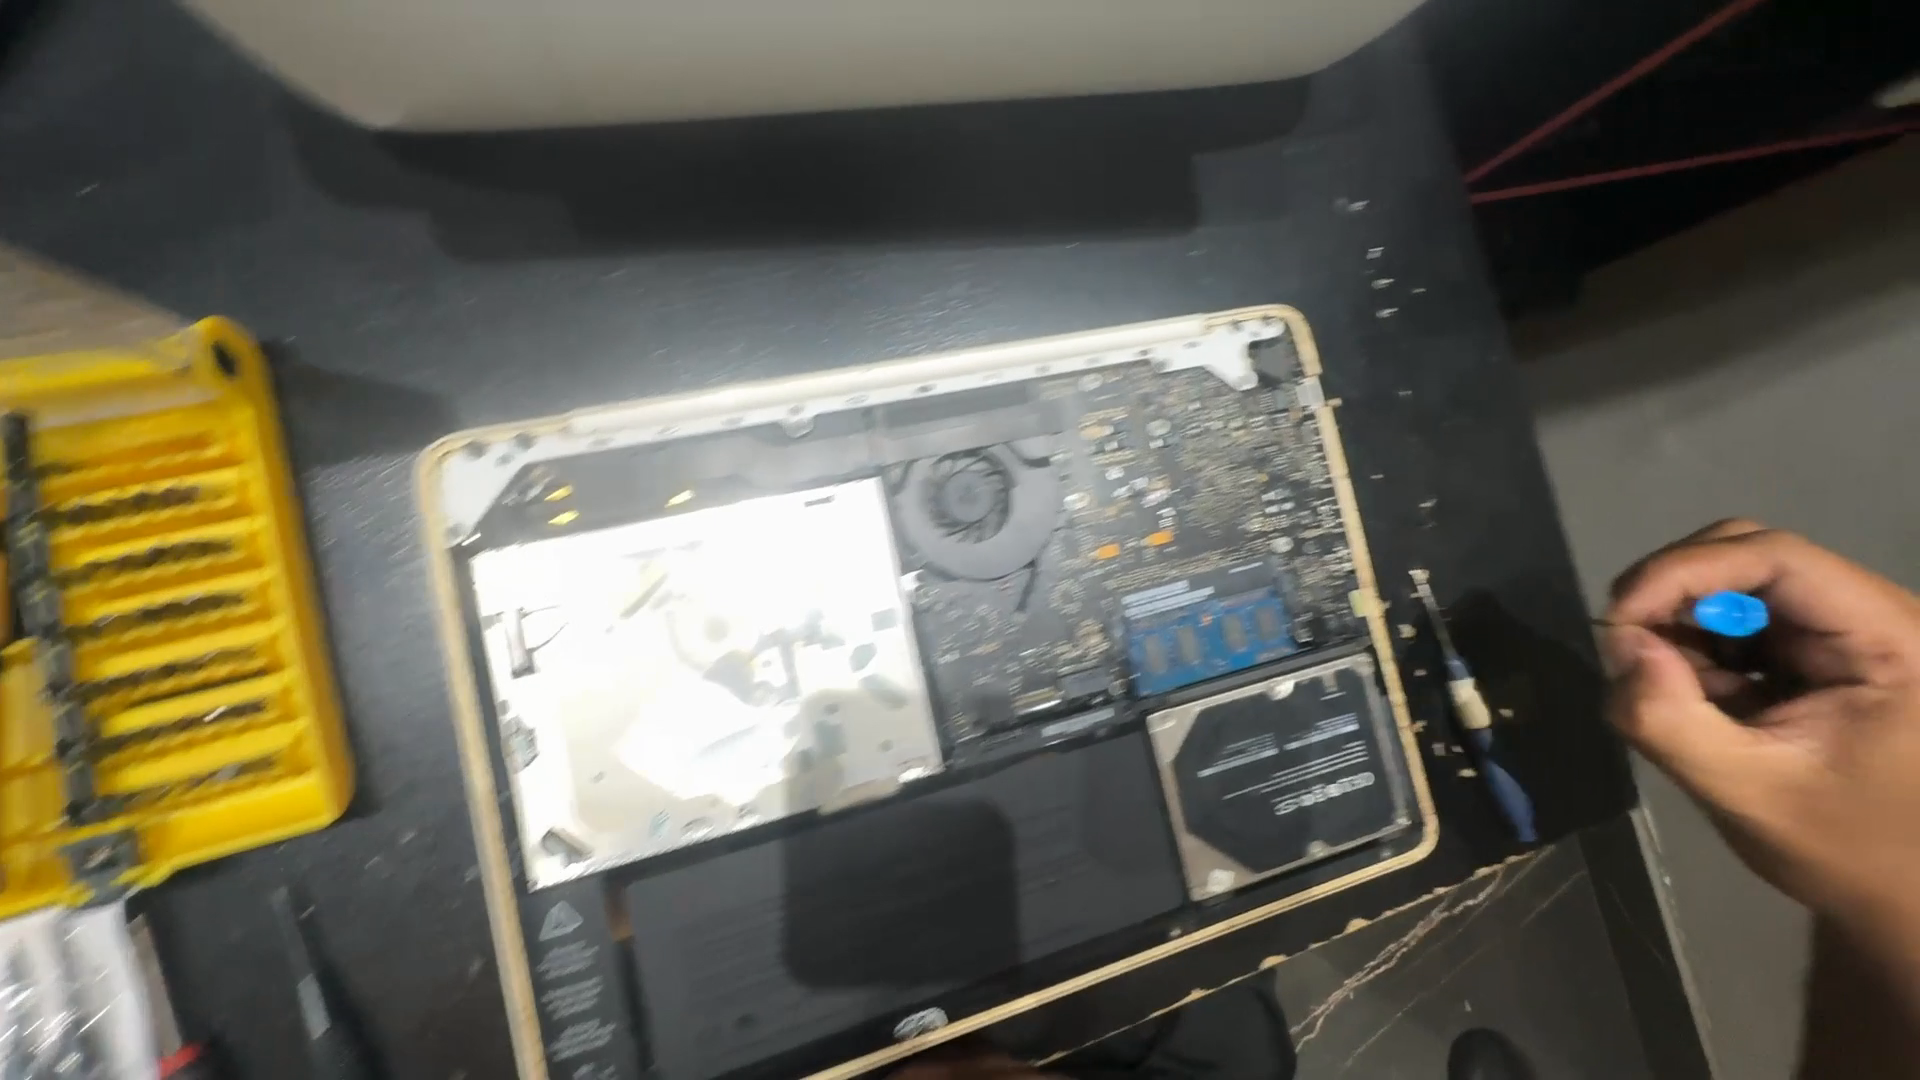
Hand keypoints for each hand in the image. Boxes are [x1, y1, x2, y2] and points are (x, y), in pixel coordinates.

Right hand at [1602, 520, 1919, 947]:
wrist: (1901, 894)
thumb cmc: (1844, 848)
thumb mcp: (1743, 789)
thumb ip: (1667, 717)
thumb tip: (1621, 645)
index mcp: (1892, 642)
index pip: (1772, 557)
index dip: (1681, 572)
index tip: (1620, 623)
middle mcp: (1871, 619)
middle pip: (1743, 553)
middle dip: (1669, 594)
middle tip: (1633, 652)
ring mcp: (1839, 633)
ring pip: (1724, 580)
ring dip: (1673, 624)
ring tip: (1677, 692)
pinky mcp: (1809, 650)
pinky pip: (1724, 617)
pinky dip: (1684, 646)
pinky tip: (1697, 696)